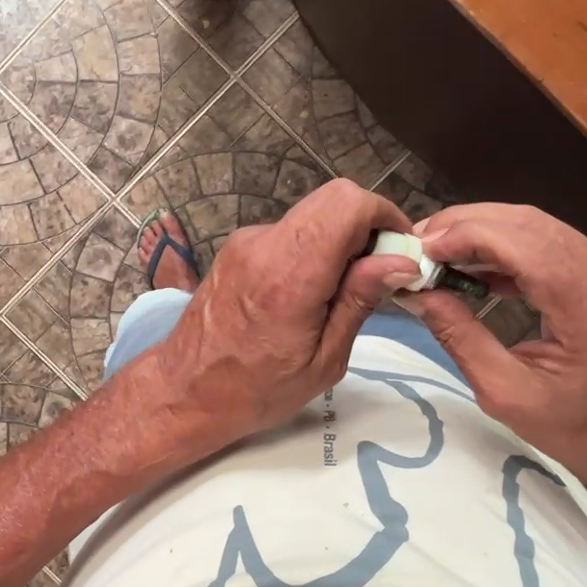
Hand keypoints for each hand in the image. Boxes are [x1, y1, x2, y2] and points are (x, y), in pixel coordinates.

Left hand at [143, 179, 416, 455]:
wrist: (185, 389)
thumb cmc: (256, 389)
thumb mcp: (324, 360)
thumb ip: (359, 301)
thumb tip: (401, 262)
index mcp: (292, 274)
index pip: (349, 204)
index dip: (385, 217)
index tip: (399, 252)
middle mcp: (266, 244)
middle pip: (333, 197)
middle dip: (366, 225)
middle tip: (376, 271)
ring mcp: (247, 241)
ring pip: (312, 214)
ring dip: (338, 238)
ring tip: (341, 289)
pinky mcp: (237, 246)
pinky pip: (290, 231)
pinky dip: (312, 247)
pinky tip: (309, 291)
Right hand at [399, 204, 586, 499]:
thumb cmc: (572, 430)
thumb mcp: (503, 393)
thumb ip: (460, 336)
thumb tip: (415, 290)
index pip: (532, 250)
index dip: (472, 236)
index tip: (421, 245)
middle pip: (534, 226)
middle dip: (469, 225)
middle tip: (417, 240)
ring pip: (540, 226)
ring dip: (483, 229)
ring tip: (435, 247)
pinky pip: (550, 241)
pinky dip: (504, 243)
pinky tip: (470, 260)